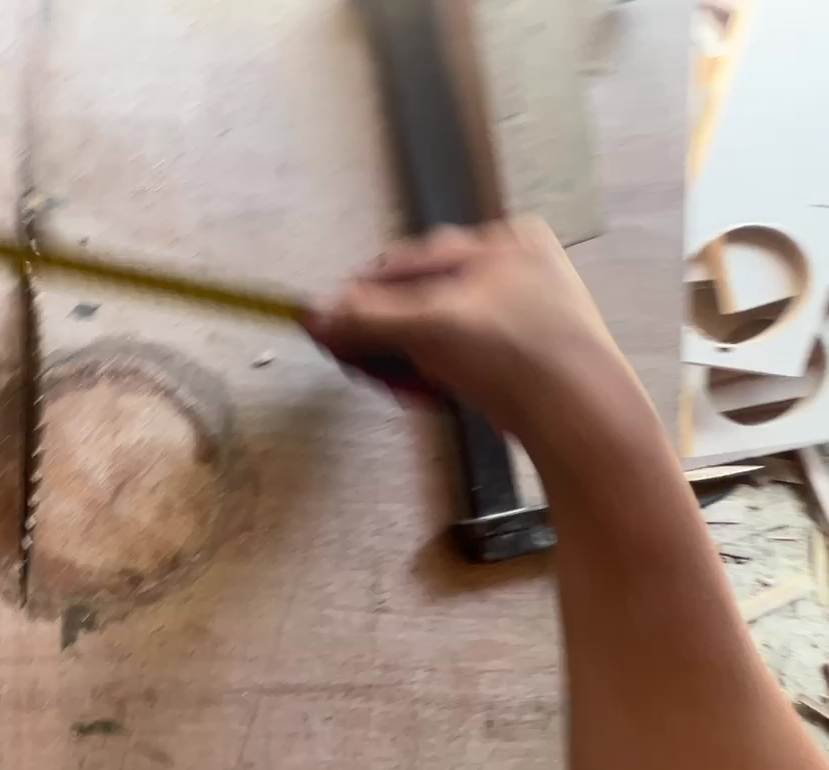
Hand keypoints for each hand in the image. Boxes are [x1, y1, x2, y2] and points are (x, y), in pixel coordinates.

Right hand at [305, 218, 653, 458]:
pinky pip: (439, 351)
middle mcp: (501, 268)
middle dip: (378, 337)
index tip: (327, 332)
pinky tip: (423, 390)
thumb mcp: (428, 326)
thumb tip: (309, 314)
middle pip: (405, 300)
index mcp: (496, 242)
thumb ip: (363, 317)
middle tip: (361, 366)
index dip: (356, 299)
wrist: (574, 412)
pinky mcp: (500, 347)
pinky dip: (421, 371)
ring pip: (418, 330)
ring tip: (399, 385)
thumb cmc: (513, 353)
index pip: (398, 265)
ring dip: (395, 360)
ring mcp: (502, 309)